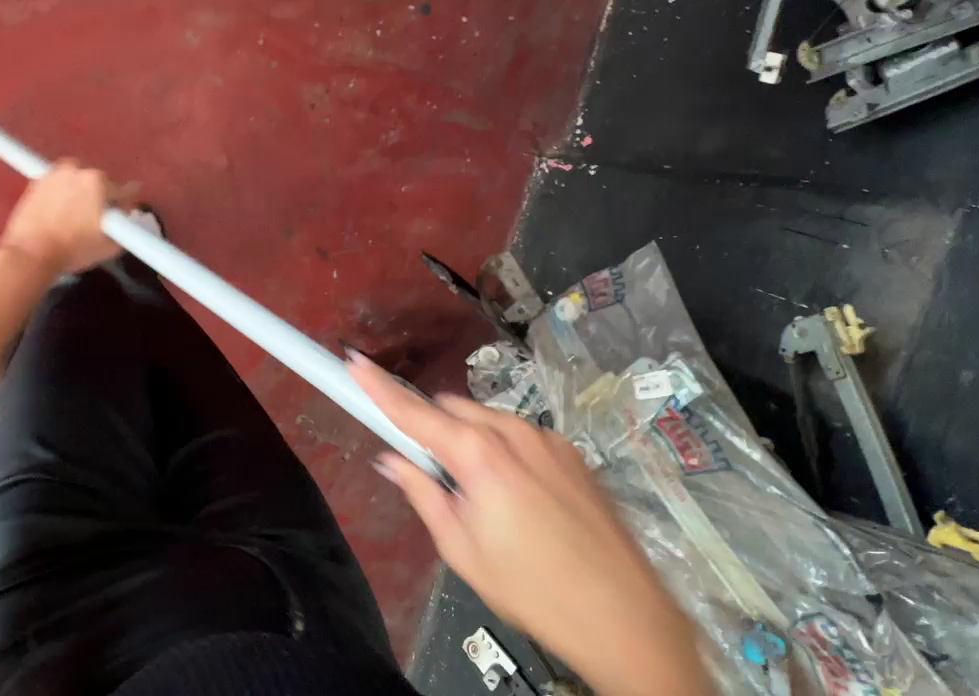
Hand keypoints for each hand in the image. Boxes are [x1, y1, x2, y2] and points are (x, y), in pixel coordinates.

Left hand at [0, 160, 134, 275]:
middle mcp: (78, 168)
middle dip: (99, 198)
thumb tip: (126, 216)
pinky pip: (58, 184)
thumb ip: (128, 228)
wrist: (30, 253)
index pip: (124, 191)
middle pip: (99, 183)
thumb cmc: (74, 249)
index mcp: (99, 181)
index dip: (123, 207)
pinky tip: (58, 212)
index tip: (118, 220)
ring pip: (77, 181)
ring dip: (79, 192)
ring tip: (73, 216)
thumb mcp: (110, 245)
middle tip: (93, 221)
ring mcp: (55, 172)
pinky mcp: (36, 180)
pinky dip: (61, 193)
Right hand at [349, 353, 713, 695]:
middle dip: (431, 427)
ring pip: (485, 420)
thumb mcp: (460, 549)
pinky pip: (518, 434)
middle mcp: (512, 432)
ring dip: (467, 438)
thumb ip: (422, 493)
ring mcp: (546, 439)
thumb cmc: (531, 589)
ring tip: (479, 494)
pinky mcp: (571, 453)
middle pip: (450, 410)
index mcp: (478, 454)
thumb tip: (392, 460)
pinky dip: (501, 449)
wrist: (626, 617)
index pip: (412, 411)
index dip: (377, 386)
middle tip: (429, 471)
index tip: (352, 361)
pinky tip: (516, 497)